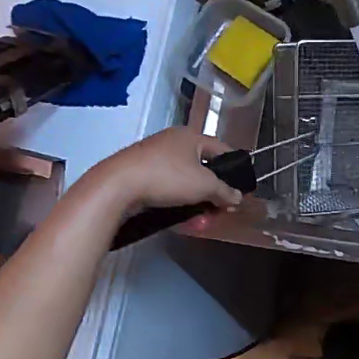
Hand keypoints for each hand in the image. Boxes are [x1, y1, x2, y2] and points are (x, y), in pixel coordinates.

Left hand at [80, 127, 243, 214]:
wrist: (118, 185)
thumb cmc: (167, 177)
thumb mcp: (204, 185)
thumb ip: (224, 191)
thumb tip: (237, 197)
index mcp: (190, 136)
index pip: (221, 149)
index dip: (234, 168)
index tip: (240, 188)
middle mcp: (172, 142)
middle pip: (203, 169)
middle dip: (213, 194)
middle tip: (219, 212)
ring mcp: (155, 158)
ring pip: (185, 183)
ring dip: (196, 203)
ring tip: (200, 223)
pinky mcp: (141, 175)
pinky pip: (168, 189)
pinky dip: (178, 203)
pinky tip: (181, 220)